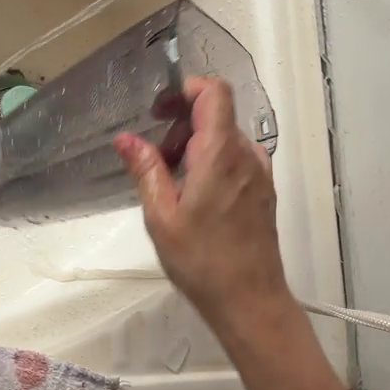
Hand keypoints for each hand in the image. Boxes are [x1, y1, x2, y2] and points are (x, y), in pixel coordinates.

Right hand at [114, 76, 290, 324]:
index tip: (158, 110)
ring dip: (194, 146)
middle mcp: (247, 155)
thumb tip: (126, 139)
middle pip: (216, 114)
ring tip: (170, 183)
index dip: (185, 90)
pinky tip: (192, 196)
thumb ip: (146, 169)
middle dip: (181, 124)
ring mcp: (259, 173)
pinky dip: (210, 163)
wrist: (249, 300)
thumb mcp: (160, 215)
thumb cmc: (202, 261)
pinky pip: (235, 159)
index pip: (213, 92)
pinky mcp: (262, 190)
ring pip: (225, 137)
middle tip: (155, 158)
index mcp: (220, 155)